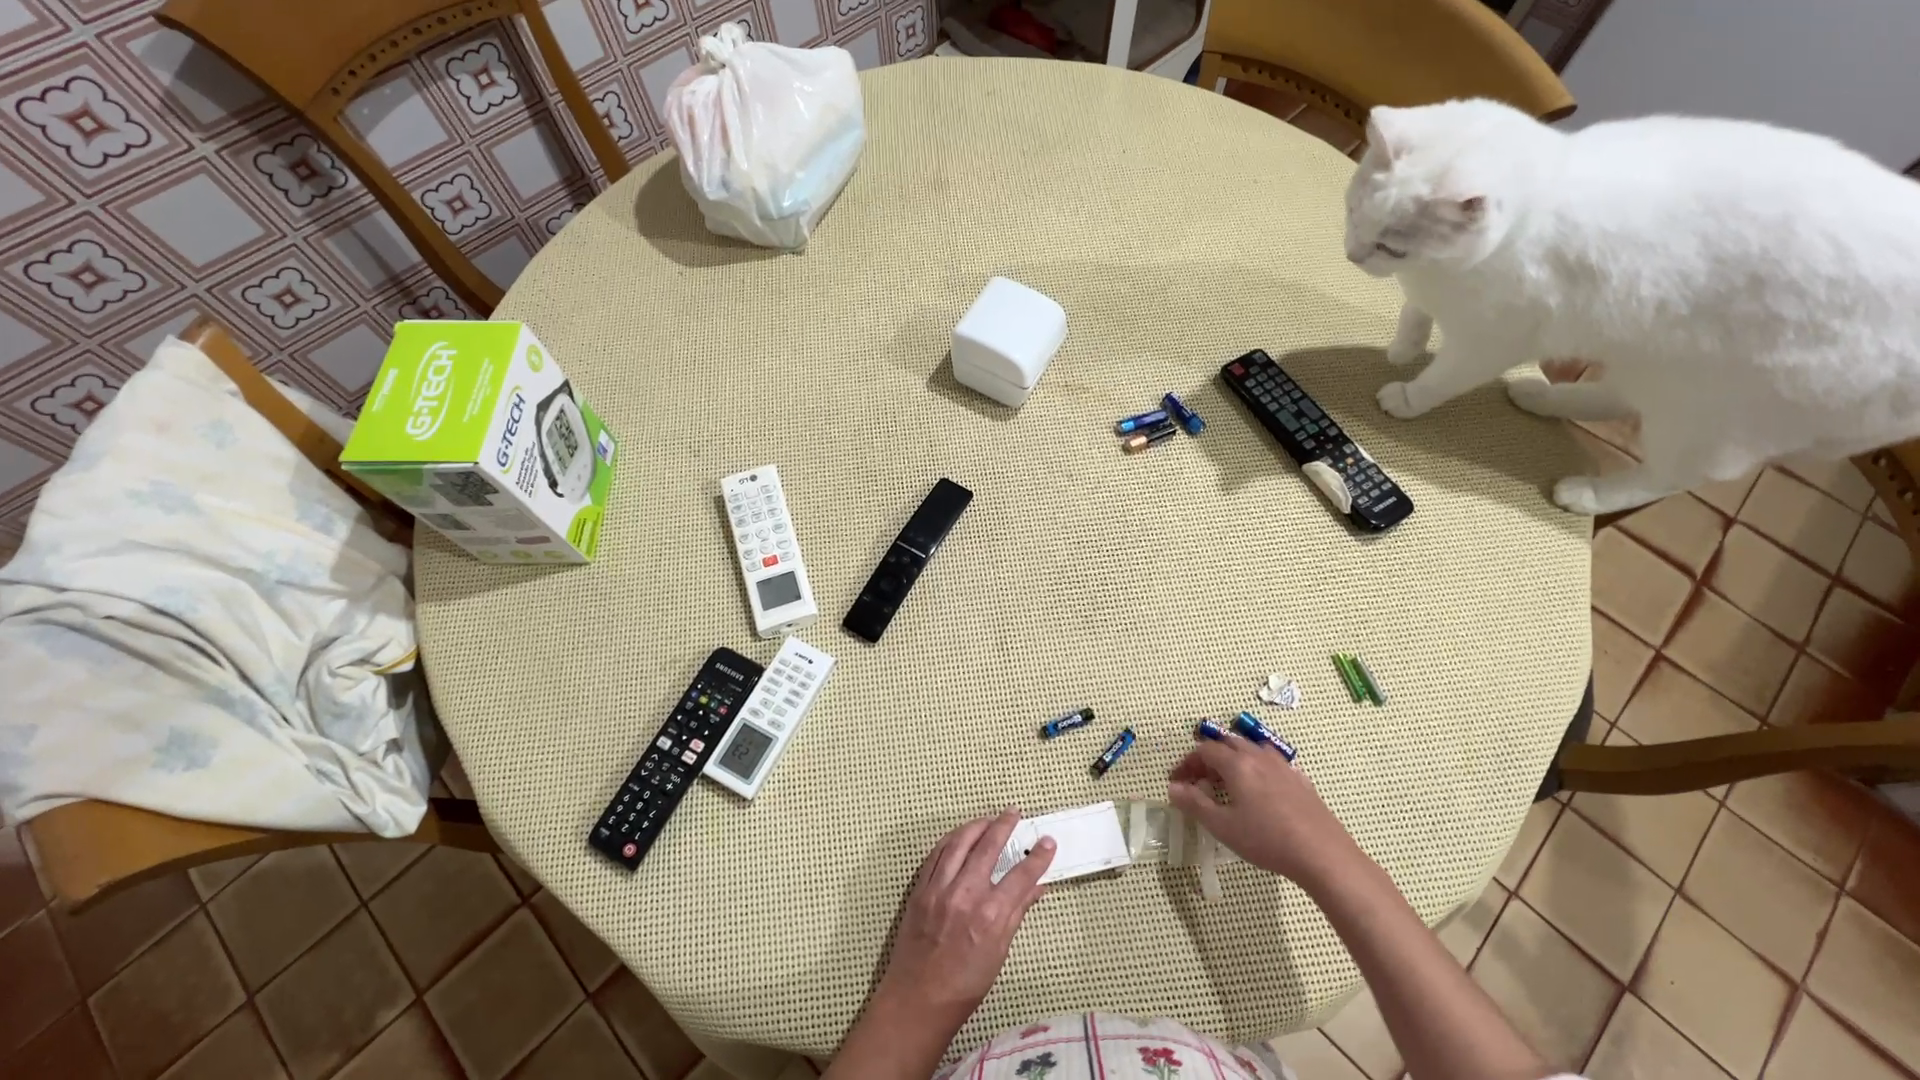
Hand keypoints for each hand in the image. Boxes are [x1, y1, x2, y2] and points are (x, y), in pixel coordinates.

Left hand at [875, 811, 1055, 1016]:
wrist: (918, 999)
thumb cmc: (964, 984)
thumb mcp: (1000, 951)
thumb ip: (1017, 912)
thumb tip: (1037, 887)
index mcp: (990, 914)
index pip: (1022, 874)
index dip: (1039, 856)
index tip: (1048, 842)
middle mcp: (964, 894)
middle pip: (988, 846)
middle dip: (1004, 825)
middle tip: (1014, 813)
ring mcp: (938, 889)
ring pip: (959, 842)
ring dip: (976, 825)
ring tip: (989, 818)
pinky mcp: (920, 889)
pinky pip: (936, 854)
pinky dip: (951, 839)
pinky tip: (960, 836)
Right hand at [1167, 734, 1361, 892]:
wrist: (1322, 853)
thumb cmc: (1266, 839)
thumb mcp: (1222, 826)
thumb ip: (1194, 803)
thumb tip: (1172, 787)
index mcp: (1237, 764)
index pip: (1205, 750)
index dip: (1187, 763)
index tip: (1178, 782)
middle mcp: (1259, 757)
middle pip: (1229, 743)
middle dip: (1209, 758)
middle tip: (1200, 781)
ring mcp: (1283, 766)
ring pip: (1253, 750)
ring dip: (1234, 759)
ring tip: (1228, 782)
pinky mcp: (1301, 780)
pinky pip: (1272, 763)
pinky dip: (1257, 768)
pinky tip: (1260, 791)